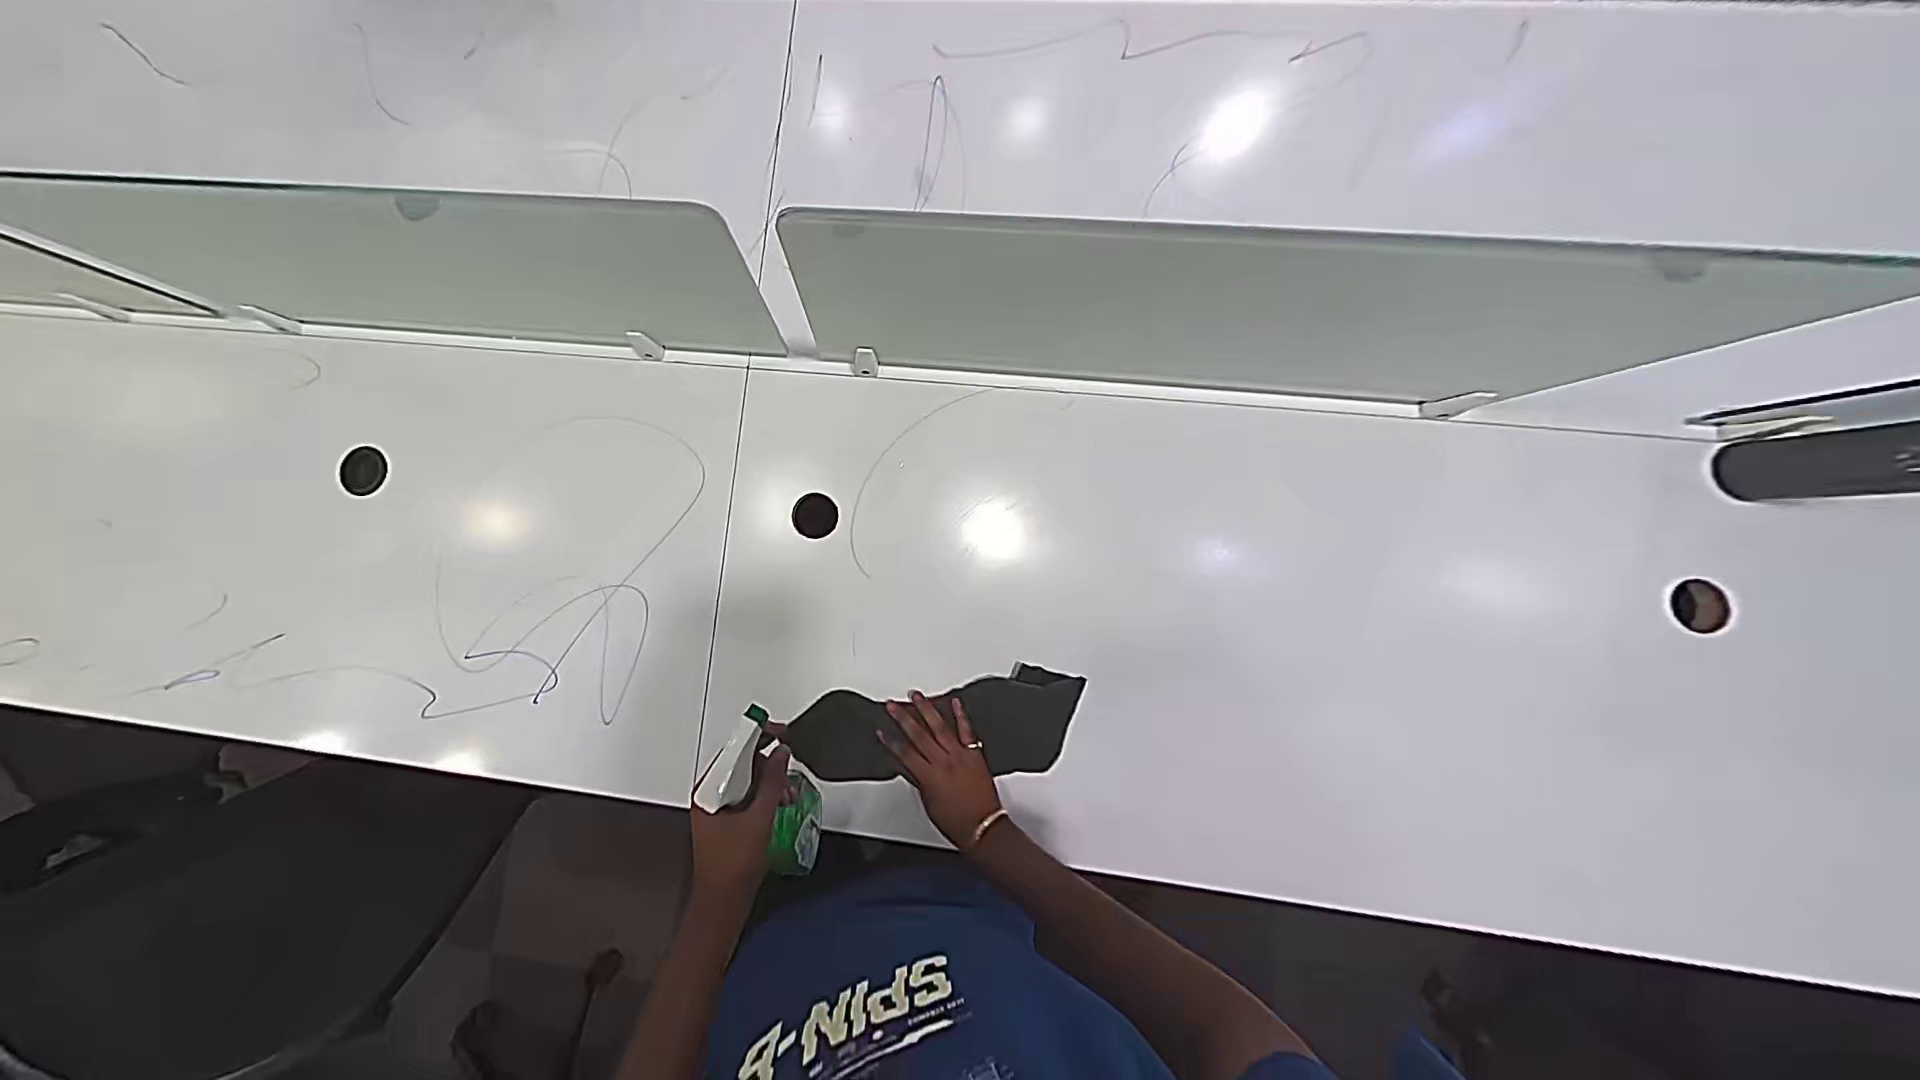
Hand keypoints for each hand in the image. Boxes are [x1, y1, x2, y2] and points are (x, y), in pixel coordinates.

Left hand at [689, 742, 790, 897]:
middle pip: (740, 763)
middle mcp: (708, 794)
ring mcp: (716, 806)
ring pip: (746, 778)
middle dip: (768, 764)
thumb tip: (781, 753)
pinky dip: (764, 793)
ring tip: (786, 794)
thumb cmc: (734, 865)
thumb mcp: (759, 818)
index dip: (757, 737)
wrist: (723, 904)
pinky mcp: (726, 817)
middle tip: (788, 768)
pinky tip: (779, 803)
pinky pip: (746, 793)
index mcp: (708, 791)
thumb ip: (772, 782)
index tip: (779, 731)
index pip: (733, 751)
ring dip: (769, 781)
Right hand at [881, 692, 1003, 850]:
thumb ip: (918, 780)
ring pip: (940, 726)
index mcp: (929, 776)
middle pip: (918, 734)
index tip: (882, 730)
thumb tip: (908, 766)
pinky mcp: (975, 753)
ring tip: (917, 696)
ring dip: (927, 709)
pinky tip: (955, 702)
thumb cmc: (956, 821)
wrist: (983, 827)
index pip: (905, 753)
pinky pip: (967, 730)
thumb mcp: (928, 803)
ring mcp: (960, 754)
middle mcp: (944, 761)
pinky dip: (961, 715)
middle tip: (893, 704)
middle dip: (903, 717)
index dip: (891, 741)